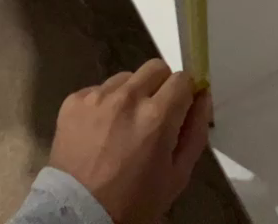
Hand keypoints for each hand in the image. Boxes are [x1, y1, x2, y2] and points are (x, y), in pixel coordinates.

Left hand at [48, 59, 213, 223]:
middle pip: (155, 68)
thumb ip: (195, 132)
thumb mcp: (176, 176)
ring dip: (132, 94)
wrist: (79, 214)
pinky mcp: (74, 99)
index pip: (182, 79)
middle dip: (162, 86)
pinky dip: (105, 104)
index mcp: (157, 116)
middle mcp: (127, 97)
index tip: (181, 107)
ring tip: (124, 126)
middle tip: (155, 115)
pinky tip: (101, 131)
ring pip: (126, 77)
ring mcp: (97, 95)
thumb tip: (203, 95)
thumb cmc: (135, 202)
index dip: (185, 92)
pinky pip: (99, 89)